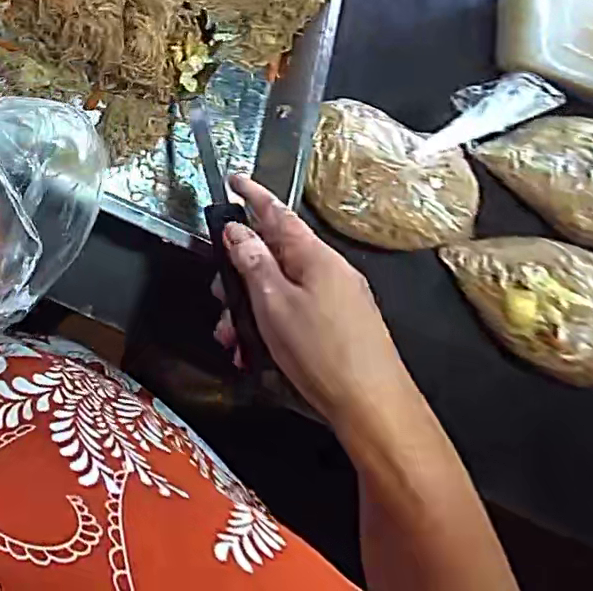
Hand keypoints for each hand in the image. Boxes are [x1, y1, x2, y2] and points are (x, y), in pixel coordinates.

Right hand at [213, 174, 418, 436]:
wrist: (376, 412)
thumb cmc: (322, 352)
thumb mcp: (272, 301)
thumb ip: (251, 261)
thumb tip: (237, 230)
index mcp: (314, 256)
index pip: (276, 212)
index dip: (252, 194)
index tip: (234, 179)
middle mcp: (328, 270)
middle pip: (273, 253)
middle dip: (238, 272)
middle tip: (217, 293)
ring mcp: (336, 298)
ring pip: (278, 286)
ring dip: (248, 306)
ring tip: (232, 336)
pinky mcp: (339, 324)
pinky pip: (293, 309)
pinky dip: (268, 323)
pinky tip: (253, 351)